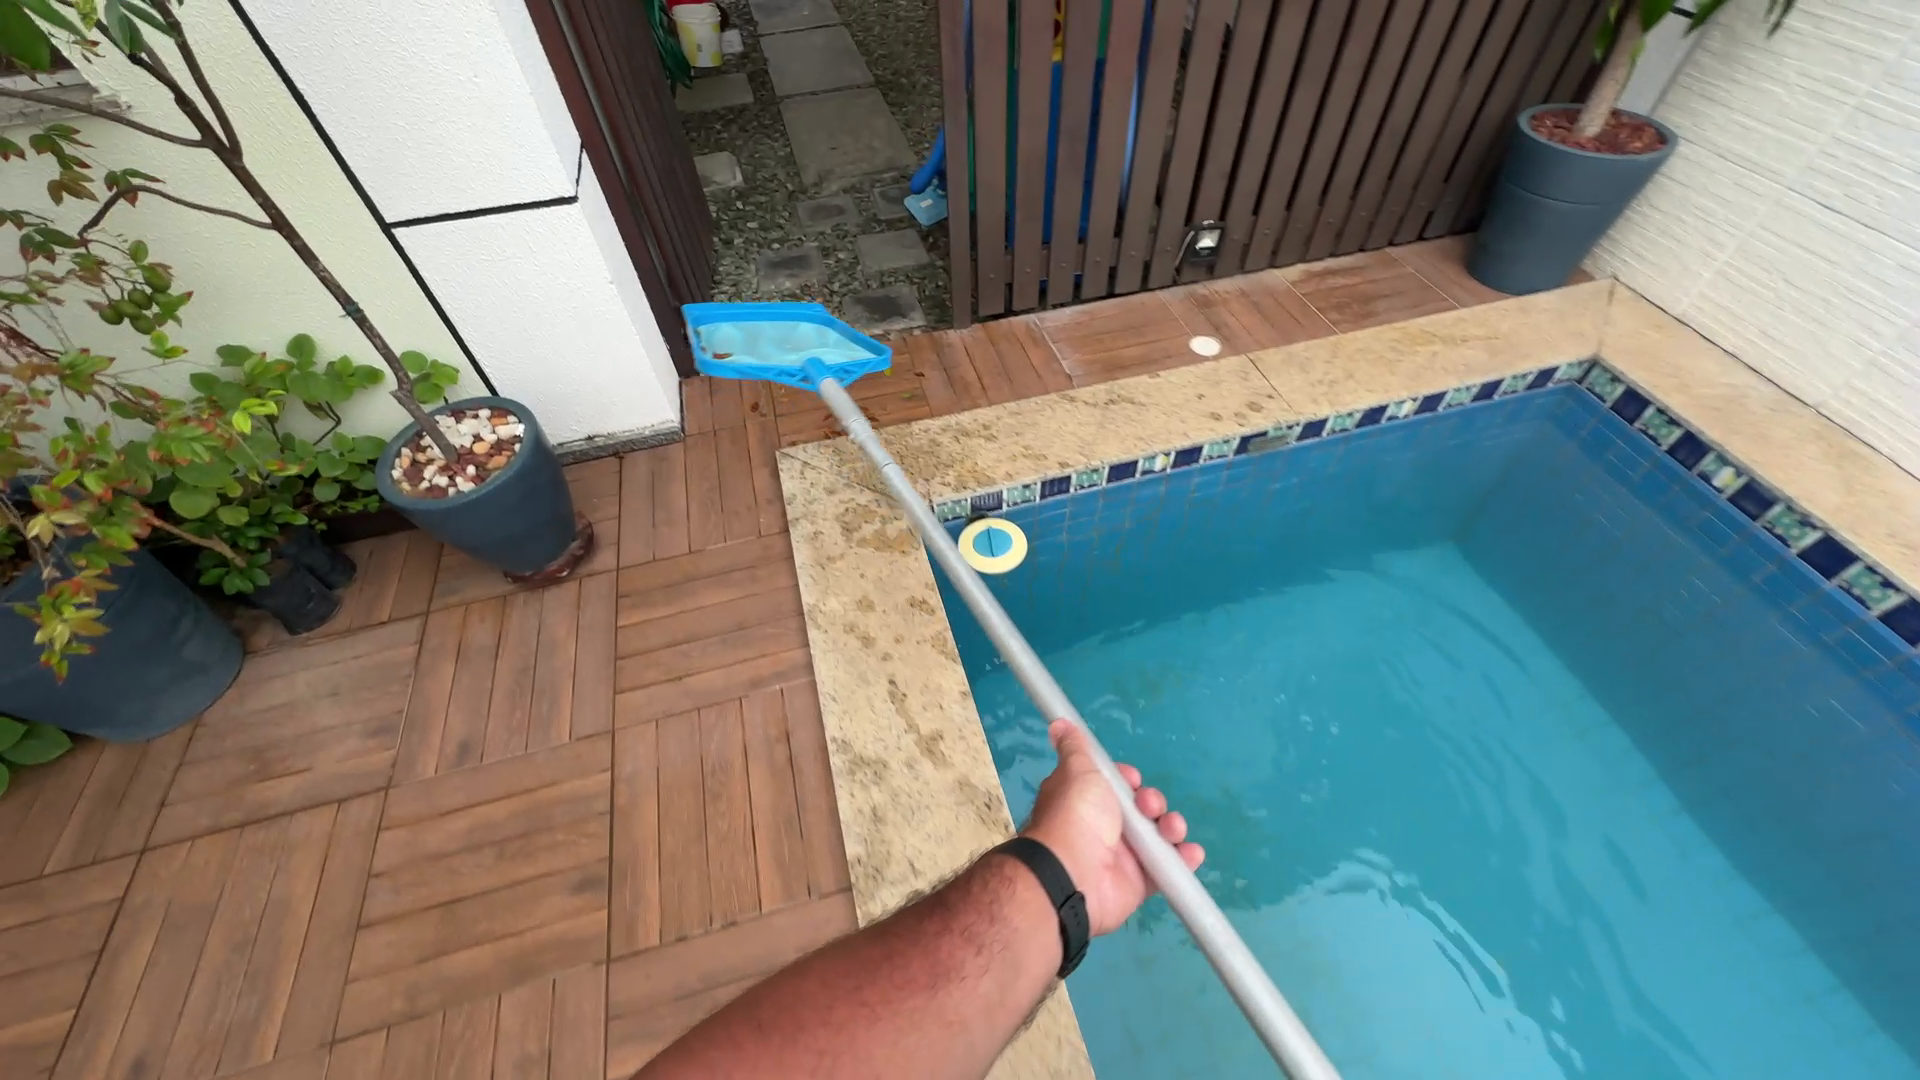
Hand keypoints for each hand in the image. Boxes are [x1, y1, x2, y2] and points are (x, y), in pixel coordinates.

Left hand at [1020, 718, 1203, 935]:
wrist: (1075, 873)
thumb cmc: (1077, 814)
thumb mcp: (1077, 770)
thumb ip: (1075, 748)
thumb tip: (1058, 723)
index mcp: (1085, 798)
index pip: (1115, 784)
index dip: (1128, 780)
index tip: (1131, 779)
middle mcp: (1103, 824)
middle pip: (1140, 808)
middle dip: (1152, 802)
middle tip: (1148, 807)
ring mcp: (1122, 854)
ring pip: (1158, 835)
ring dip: (1171, 827)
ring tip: (1171, 830)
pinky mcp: (1139, 881)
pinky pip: (1167, 868)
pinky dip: (1182, 859)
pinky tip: (1189, 853)